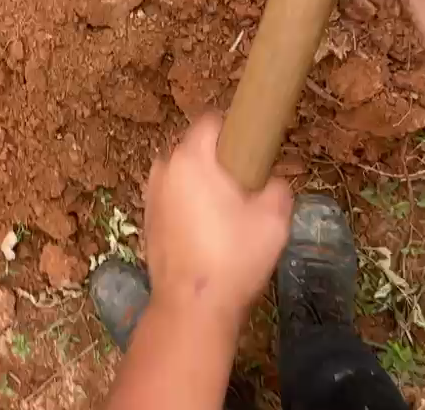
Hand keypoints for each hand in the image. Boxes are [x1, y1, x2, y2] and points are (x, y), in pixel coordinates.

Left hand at [143, 116, 294, 328]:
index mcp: (191, 156)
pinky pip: (172, 195)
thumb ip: (278, 188)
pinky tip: (206, 230)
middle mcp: (165, 166)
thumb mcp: (273, 219)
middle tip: (245, 185)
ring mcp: (151, 191)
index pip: (210, 121)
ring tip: (227, 212)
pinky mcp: (147, 215)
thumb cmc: (233, 256)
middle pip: (195, 147)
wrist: (192, 304)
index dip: (234, 129)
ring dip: (201, 182)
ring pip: (182, 172)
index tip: (252, 148)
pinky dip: (187, 202)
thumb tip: (273, 181)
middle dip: (218, 159)